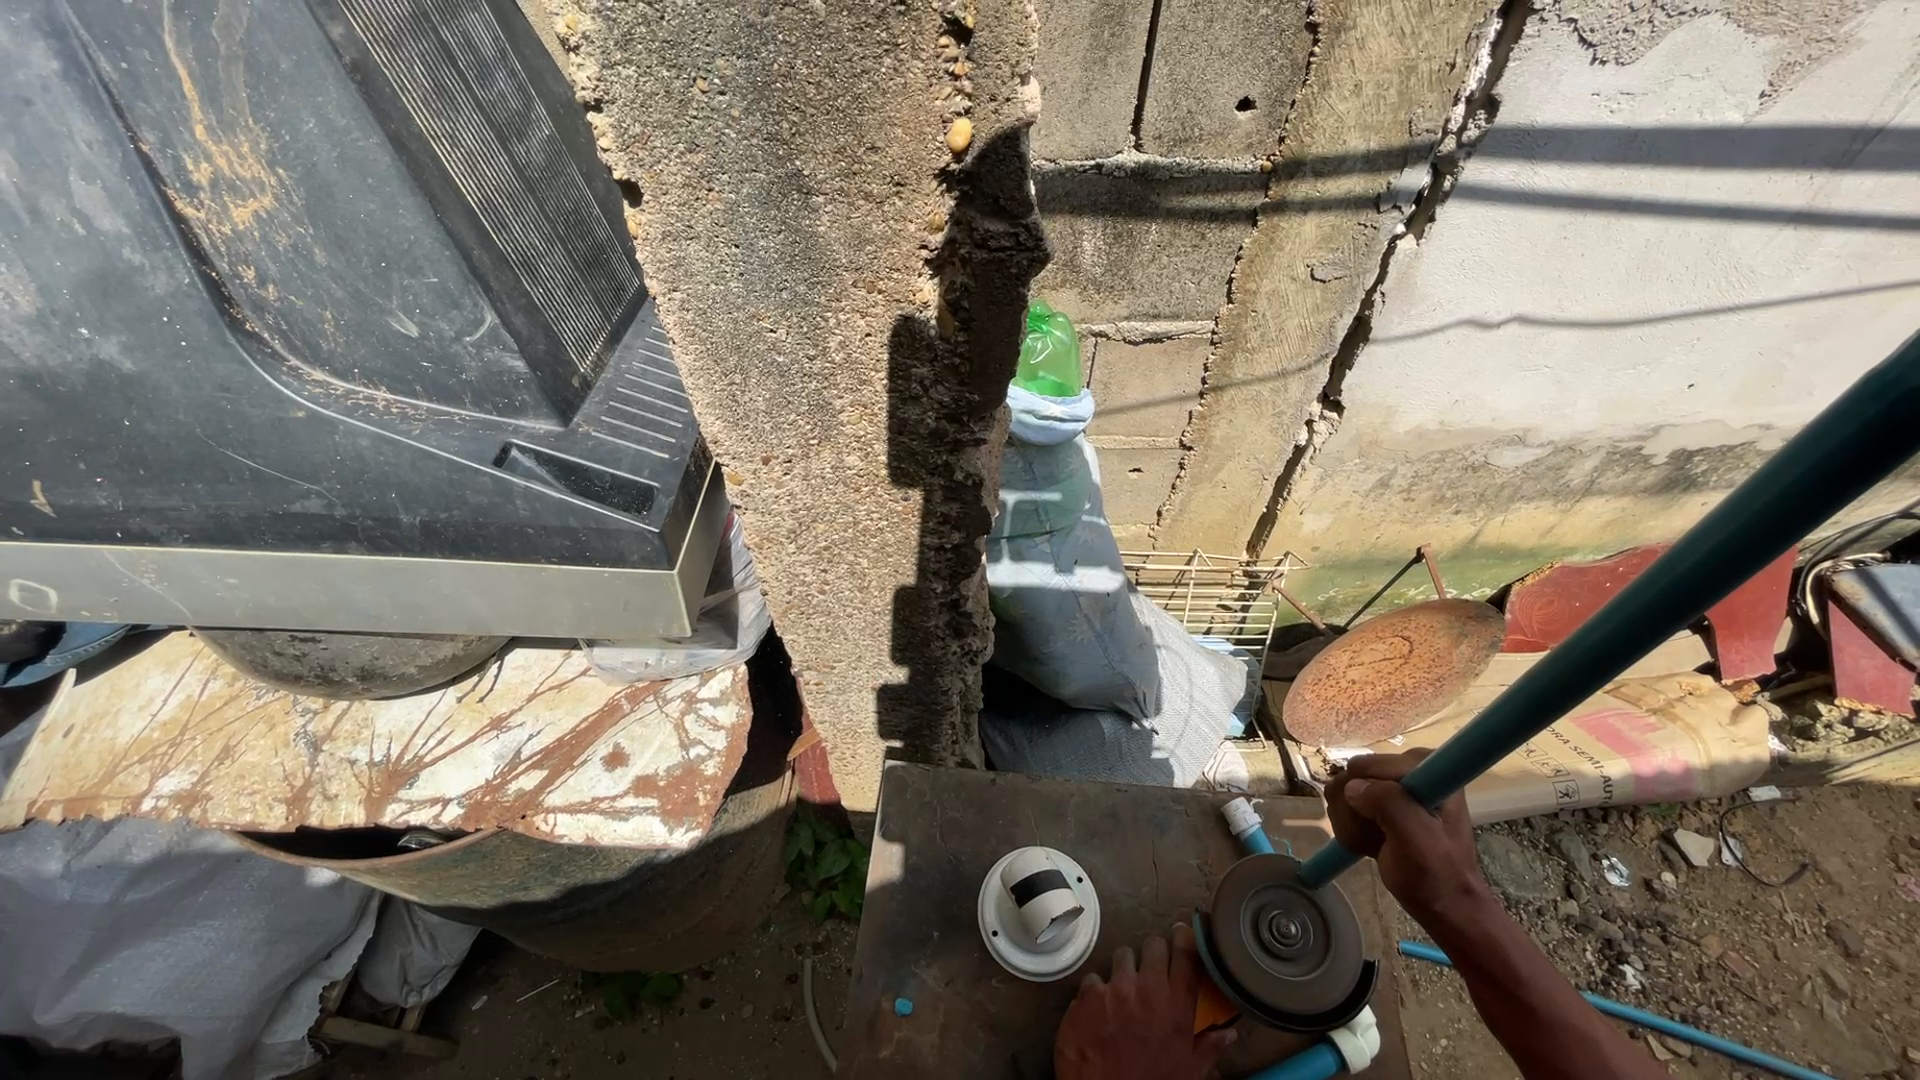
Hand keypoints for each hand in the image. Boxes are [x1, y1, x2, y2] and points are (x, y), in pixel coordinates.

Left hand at [1054, 923, 1237, 1079]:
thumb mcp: (1188, 1071)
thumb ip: (1209, 1047)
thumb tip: (1230, 1033)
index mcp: (1176, 1006)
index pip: (1186, 954)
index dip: (1185, 937)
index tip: (1181, 932)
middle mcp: (1147, 988)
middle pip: (1153, 944)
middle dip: (1153, 952)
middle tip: (1150, 966)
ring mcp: (1116, 987)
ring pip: (1122, 955)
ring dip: (1124, 968)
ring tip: (1123, 989)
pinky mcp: (1088, 993)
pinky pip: (1094, 978)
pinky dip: (1097, 991)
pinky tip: (1098, 1010)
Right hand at [1326, 750, 1490, 925]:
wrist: (1443, 906)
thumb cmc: (1436, 876)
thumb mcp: (1417, 840)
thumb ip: (1388, 804)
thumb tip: (1352, 787)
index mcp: (1426, 769)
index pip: (1368, 765)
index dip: (1367, 795)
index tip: (1382, 825)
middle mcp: (1407, 769)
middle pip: (1352, 776)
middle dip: (1356, 811)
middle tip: (1379, 839)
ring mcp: (1391, 786)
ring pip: (1342, 791)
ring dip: (1352, 824)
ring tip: (1377, 845)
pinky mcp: (1379, 802)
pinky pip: (1343, 804)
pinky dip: (1351, 828)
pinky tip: (1372, 844)